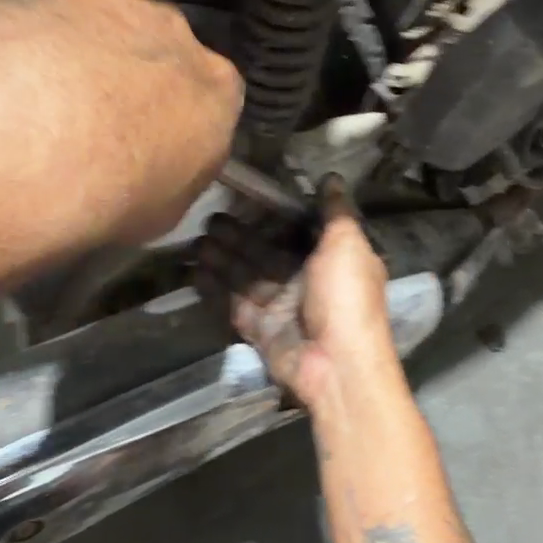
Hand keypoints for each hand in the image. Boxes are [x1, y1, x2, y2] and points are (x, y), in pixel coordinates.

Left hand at [0, 0, 242, 246]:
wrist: (25, 152)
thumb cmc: (108, 200)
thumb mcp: (163, 212)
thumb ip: (174, 171)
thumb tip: (162, 163)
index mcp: (217, 90)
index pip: (211, 93)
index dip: (177, 112)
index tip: (150, 134)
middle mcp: (173, 28)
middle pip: (158, 39)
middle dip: (131, 65)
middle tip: (89, 110)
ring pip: (100, 4)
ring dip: (79, 32)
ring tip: (38, 80)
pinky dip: (24, 2)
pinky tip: (1, 42)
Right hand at [196, 177, 401, 411]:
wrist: (337, 364)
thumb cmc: (346, 298)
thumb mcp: (349, 244)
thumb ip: (337, 212)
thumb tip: (333, 177)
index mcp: (331, 260)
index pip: (298, 232)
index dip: (273, 215)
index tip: (245, 196)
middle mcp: (306, 282)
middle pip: (265, 253)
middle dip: (238, 236)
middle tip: (207, 217)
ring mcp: (281, 307)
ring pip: (245, 276)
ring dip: (222, 258)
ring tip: (194, 240)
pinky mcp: (260, 329)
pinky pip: (233, 303)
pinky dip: (215, 289)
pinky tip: (194, 272)